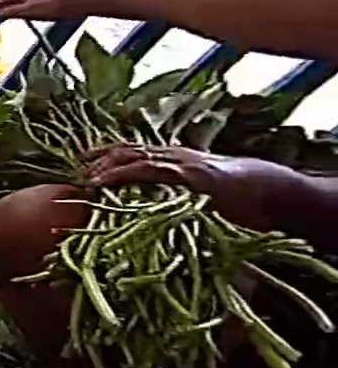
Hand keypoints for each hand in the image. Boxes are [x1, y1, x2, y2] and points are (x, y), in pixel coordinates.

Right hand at [84, 145, 304, 231]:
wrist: (284, 192)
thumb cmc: (253, 209)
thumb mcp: (223, 215)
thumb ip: (183, 214)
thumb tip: (142, 220)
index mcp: (193, 173)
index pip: (144, 168)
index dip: (115, 176)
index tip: (91, 186)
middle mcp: (184, 159)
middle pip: (134, 155)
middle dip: (104, 165)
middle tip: (82, 179)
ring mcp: (183, 153)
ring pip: (137, 148)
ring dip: (107, 155)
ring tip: (82, 163)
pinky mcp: (182, 153)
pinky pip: (145, 147)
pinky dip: (120, 150)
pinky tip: (104, 155)